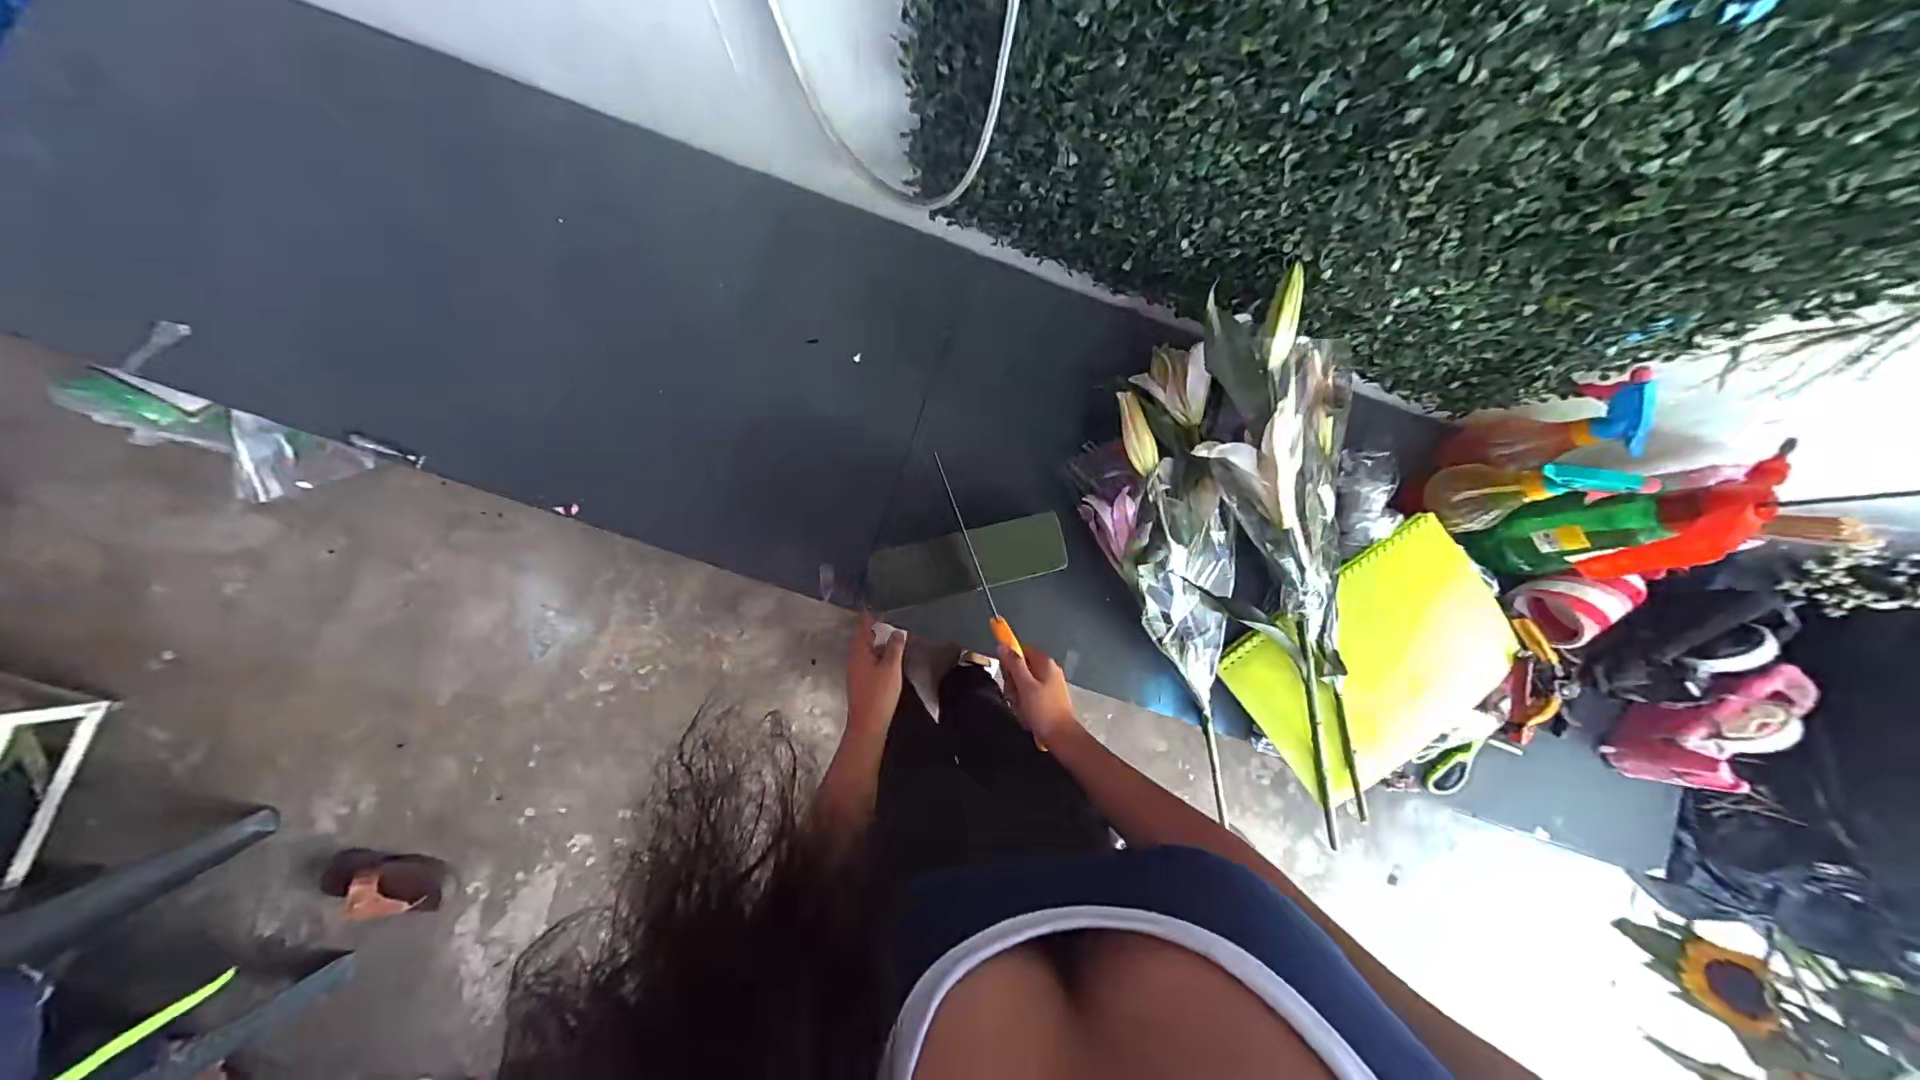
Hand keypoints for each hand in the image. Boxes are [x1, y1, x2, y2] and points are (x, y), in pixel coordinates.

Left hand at [845, 611, 906, 736]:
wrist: (868, 724)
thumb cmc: (879, 694)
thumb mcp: (891, 667)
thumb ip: (895, 647)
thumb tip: (897, 631)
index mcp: (859, 652)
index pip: (862, 627)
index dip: (869, 616)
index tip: (877, 606)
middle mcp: (853, 658)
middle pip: (862, 637)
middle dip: (873, 627)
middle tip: (887, 618)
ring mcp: (855, 670)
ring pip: (865, 649)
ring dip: (876, 640)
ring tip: (890, 634)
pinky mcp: (860, 680)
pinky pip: (867, 659)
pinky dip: (876, 652)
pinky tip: (887, 655)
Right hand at [998, 644, 1080, 744]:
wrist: (1062, 736)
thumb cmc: (1042, 710)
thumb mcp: (1025, 685)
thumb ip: (1014, 664)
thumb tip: (1003, 645)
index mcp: (1045, 662)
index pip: (1021, 650)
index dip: (1011, 662)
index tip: (1008, 676)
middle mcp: (1050, 669)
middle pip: (1021, 667)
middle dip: (1014, 682)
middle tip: (1015, 696)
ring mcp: (1051, 684)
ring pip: (1024, 682)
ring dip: (1018, 694)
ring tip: (1022, 707)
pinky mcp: (1050, 697)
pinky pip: (1031, 694)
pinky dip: (1026, 702)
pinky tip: (1027, 713)